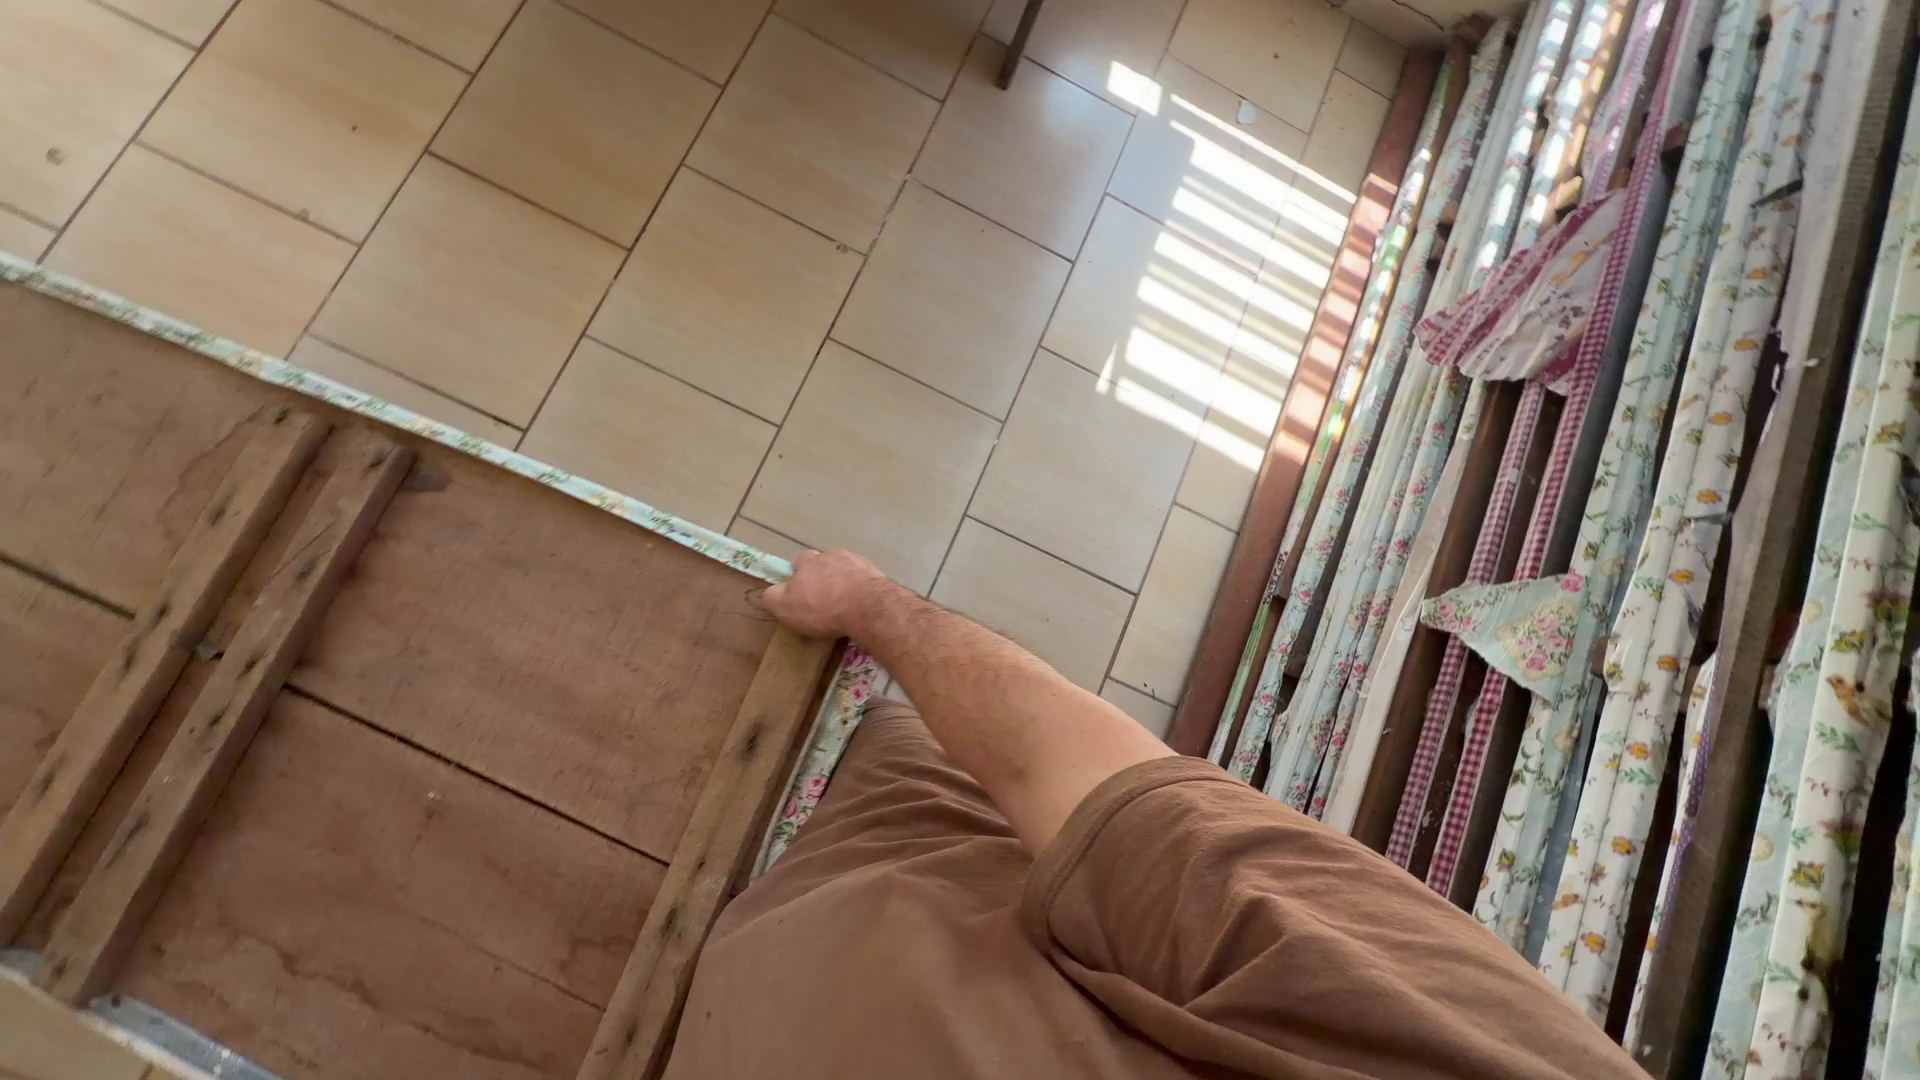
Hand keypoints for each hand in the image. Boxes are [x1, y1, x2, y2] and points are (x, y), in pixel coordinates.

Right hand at [759, 549, 890, 638]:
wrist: (867, 608)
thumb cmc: (822, 609)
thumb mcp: (785, 608)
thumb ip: (773, 597)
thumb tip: (772, 591)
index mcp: (808, 561)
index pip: (799, 562)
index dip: (800, 577)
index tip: (804, 594)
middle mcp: (831, 554)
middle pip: (824, 563)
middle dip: (823, 577)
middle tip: (825, 599)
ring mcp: (856, 561)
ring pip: (845, 569)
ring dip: (844, 581)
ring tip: (846, 602)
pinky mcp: (875, 572)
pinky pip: (864, 578)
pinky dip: (861, 587)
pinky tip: (862, 603)